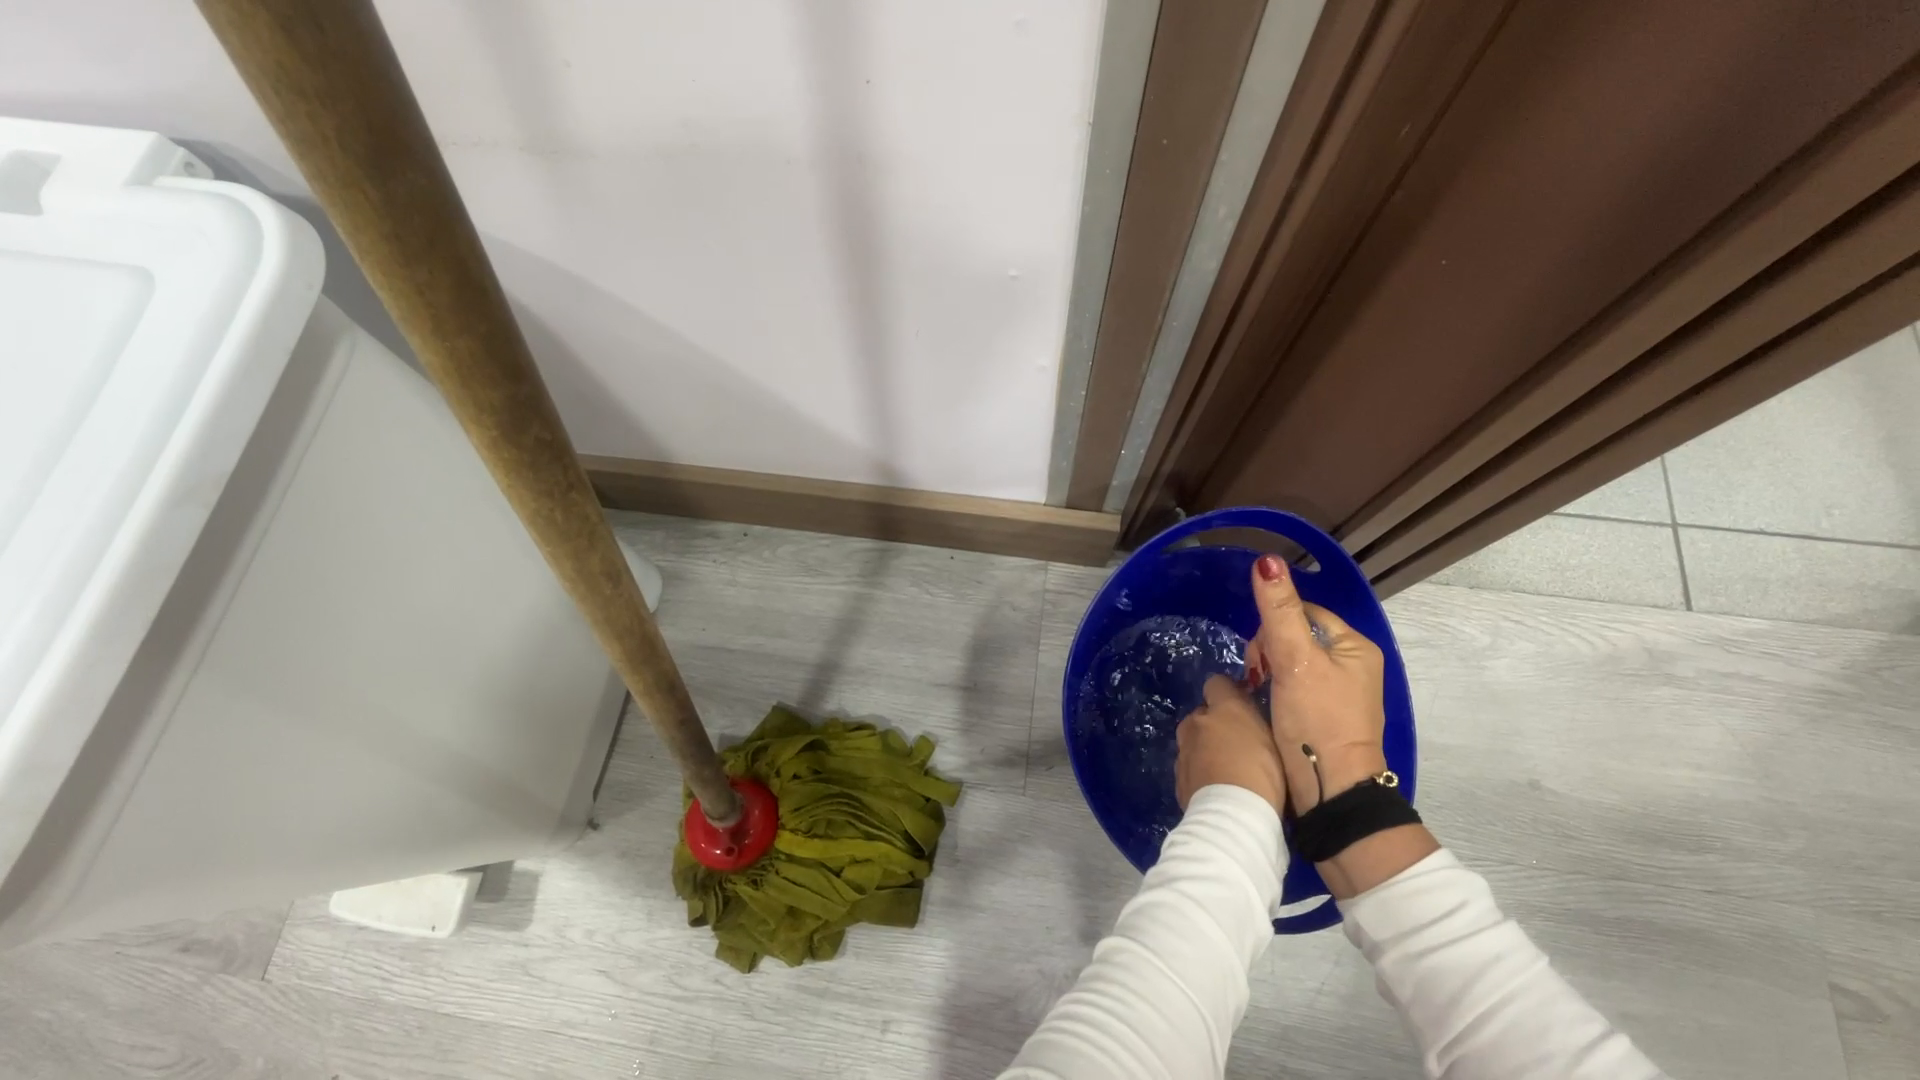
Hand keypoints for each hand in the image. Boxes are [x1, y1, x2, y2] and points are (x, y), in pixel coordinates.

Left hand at [1175, 675, 1286, 814]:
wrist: (1233, 815)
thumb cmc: (1263, 774)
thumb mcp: (1272, 740)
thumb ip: (1253, 722)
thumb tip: (1244, 716)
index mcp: (1224, 708)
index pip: (1217, 683)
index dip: (1227, 693)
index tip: (1239, 706)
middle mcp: (1197, 722)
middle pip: (1202, 714)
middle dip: (1213, 723)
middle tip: (1234, 744)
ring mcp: (1183, 749)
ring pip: (1191, 739)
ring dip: (1203, 747)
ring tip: (1223, 768)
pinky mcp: (1177, 775)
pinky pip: (1188, 764)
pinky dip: (1197, 770)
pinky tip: (1213, 786)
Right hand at [1244, 554, 1389, 816]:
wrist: (1331, 792)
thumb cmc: (1317, 721)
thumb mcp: (1294, 661)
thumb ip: (1278, 611)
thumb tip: (1266, 560)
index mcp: (1354, 646)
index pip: (1303, 612)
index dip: (1273, 628)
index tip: (1262, 658)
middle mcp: (1352, 665)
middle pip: (1294, 637)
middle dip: (1269, 654)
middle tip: (1261, 681)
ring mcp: (1339, 694)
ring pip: (1289, 665)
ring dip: (1268, 676)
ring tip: (1261, 698)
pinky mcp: (1324, 718)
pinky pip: (1293, 690)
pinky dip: (1276, 696)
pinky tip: (1267, 710)